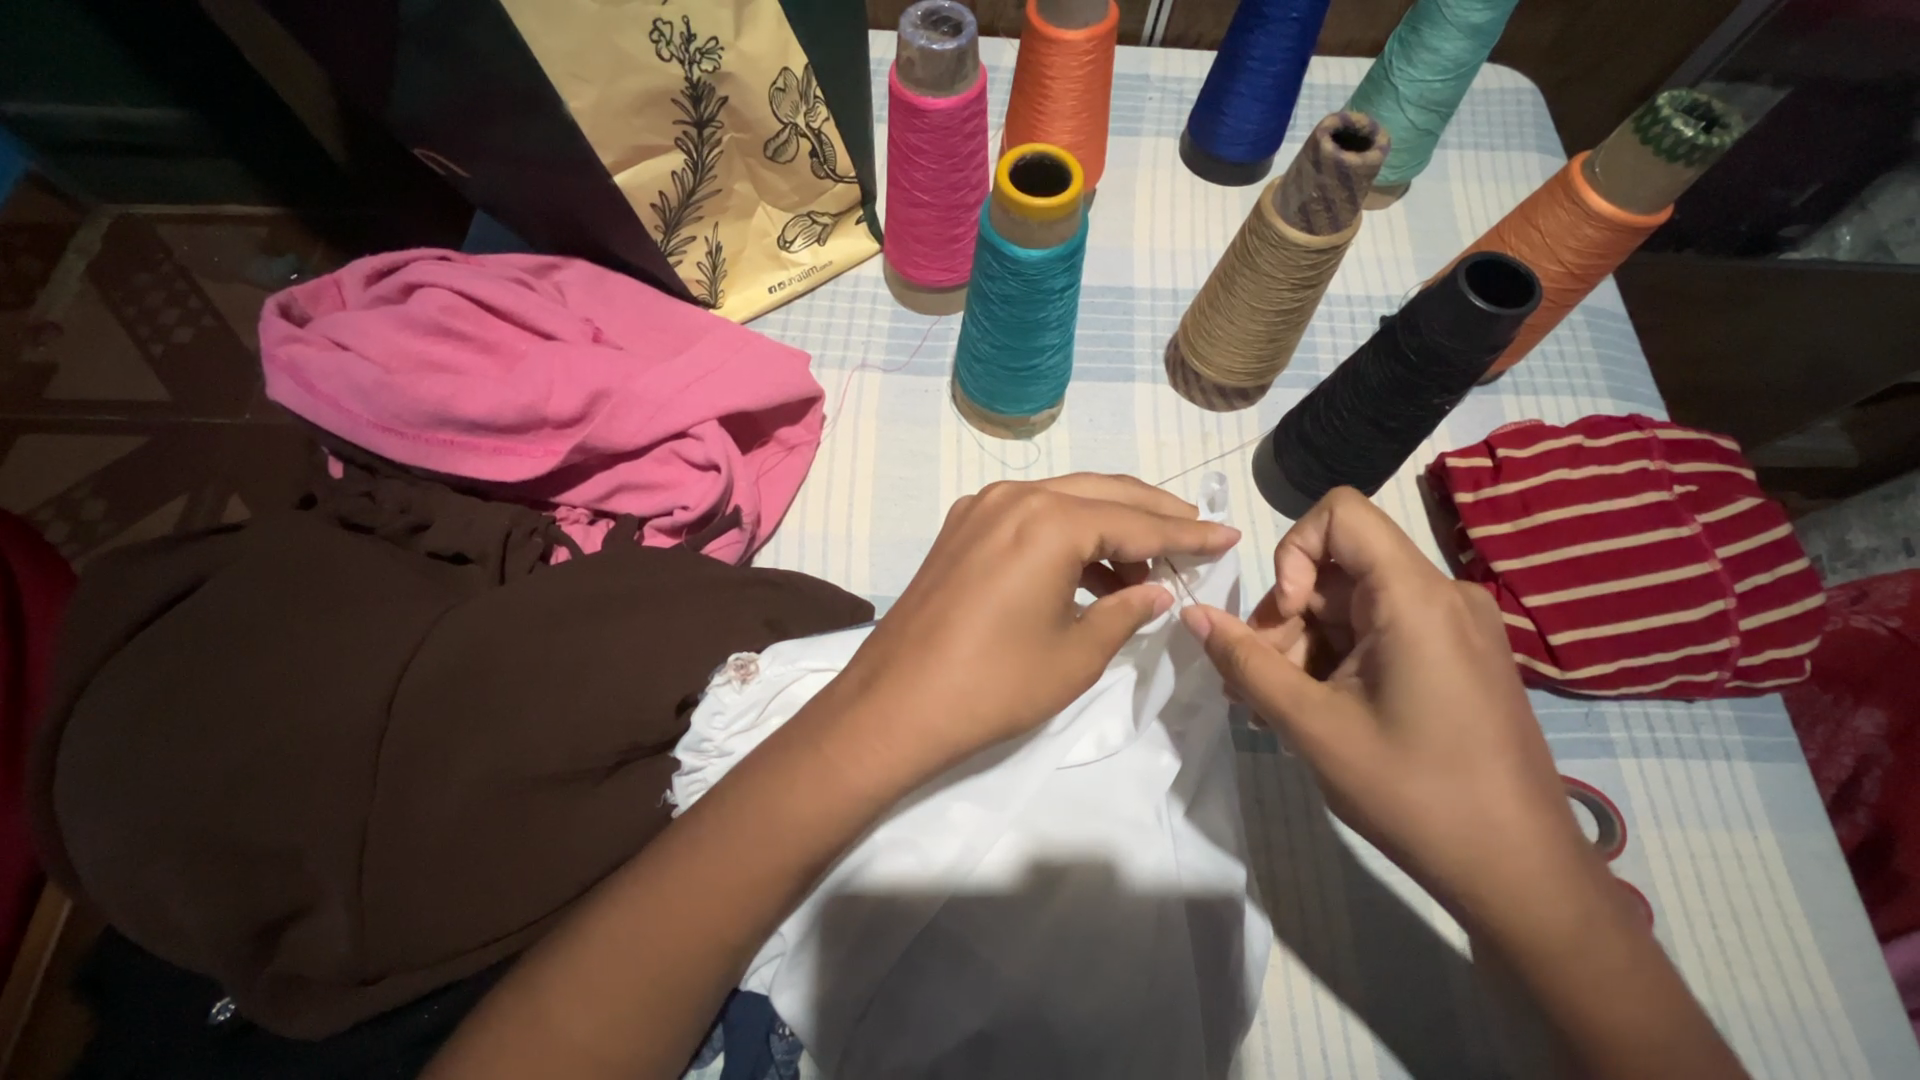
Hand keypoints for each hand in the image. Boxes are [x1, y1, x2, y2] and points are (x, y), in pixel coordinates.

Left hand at [826, 474, 1239, 786]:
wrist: (894, 706)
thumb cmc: (994, 685)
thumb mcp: (1077, 654)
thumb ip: (1126, 612)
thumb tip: (1156, 590)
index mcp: (1049, 520)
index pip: (1136, 520)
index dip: (1187, 533)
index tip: (1227, 536)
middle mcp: (1014, 497)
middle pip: (1101, 493)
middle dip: (1152, 514)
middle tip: (1195, 535)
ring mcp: (980, 510)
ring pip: (1063, 501)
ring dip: (1107, 528)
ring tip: (1146, 569)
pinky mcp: (959, 532)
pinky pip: (1029, 518)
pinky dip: (1066, 537)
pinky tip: (1090, 573)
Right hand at [1179, 487, 1592, 915]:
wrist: (1518, 871)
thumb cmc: (1414, 793)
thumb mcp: (1312, 726)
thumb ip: (1246, 662)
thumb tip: (1193, 614)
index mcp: (1415, 597)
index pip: (1339, 514)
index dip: (1292, 554)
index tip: (1284, 620)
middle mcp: (1442, 596)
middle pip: (1337, 570)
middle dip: (1285, 619)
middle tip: (1258, 685)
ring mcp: (1454, 628)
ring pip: (1352, 606)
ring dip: (1304, 647)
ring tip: (1277, 710)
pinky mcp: (1457, 658)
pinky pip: (1380, 634)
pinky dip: (1337, 661)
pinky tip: (1315, 714)